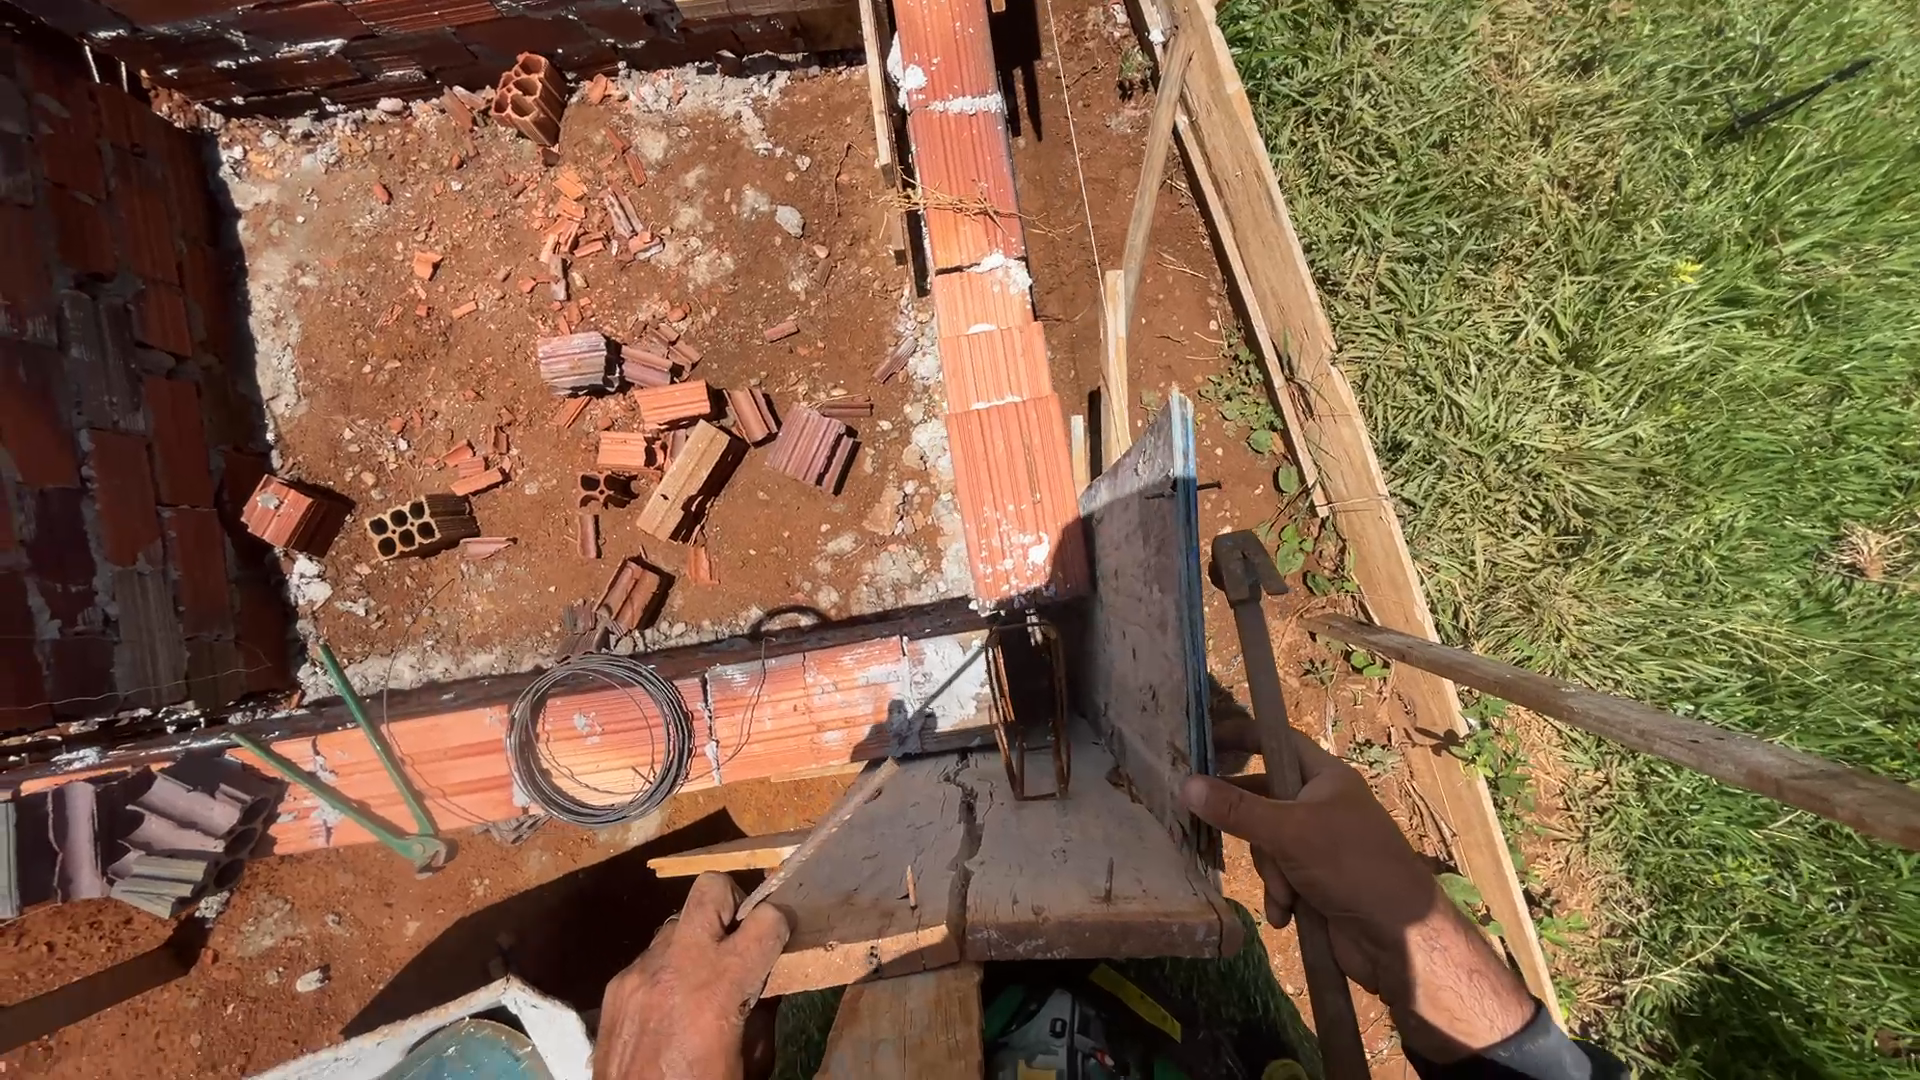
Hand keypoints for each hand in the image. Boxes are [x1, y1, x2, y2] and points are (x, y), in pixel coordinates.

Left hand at [594, 872, 790, 1079]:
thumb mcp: (752, 1063)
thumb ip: (763, 1011)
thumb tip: (766, 980)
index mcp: (720, 986)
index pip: (766, 918)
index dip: (779, 924)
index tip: (779, 939)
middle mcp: (678, 966)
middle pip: (711, 888)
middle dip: (731, 902)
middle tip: (737, 937)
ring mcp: (640, 972)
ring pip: (679, 922)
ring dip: (697, 941)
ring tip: (700, 979)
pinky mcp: (615, 987)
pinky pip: (652, 957)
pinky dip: (668, 970)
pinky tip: (670, 1005)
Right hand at [1182, 730, 1534, 1061]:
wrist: (1404, 944)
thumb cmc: (1351, 866)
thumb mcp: (1287, 831)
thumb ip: (1235, 808)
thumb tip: (1184, 784)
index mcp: (1325, 778)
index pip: (1277, 741)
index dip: (1243, 736)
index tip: (1206, 740)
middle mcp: (1322, 806)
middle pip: (1263, 797)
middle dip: (1248, 825)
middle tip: (1214, 827)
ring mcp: (1320, 845)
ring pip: (1267, 840)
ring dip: (1269, 869)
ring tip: (1283, 892)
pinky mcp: (1318, 881)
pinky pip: (1279, 874)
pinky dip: (1279, 893)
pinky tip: (1286, 912)